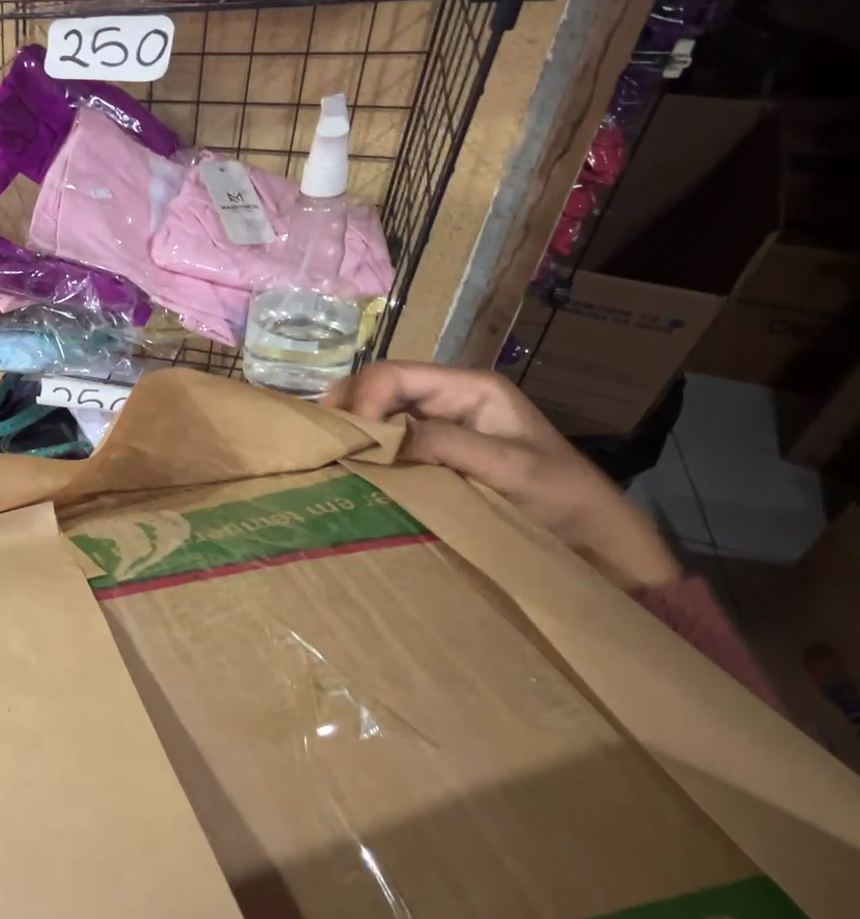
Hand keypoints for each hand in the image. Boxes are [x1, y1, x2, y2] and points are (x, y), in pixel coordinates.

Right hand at [324, 361, 680, 589]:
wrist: (595, 543)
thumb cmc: (561, 500)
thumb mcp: (509, 468)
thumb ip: (444, 444)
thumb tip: (372, 436)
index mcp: (469, 388)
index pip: (392, 375)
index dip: (361, 400)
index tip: (347, 442)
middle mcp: (446, 399)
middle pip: (374, 389)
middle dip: (344, 412)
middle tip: (322, 448)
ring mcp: (435, 427)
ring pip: (372, 414)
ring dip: (348, 433)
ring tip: (328, 459)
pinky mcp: (427, 455)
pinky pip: (382, 442)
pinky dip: (360, 452)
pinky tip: (347, 470)